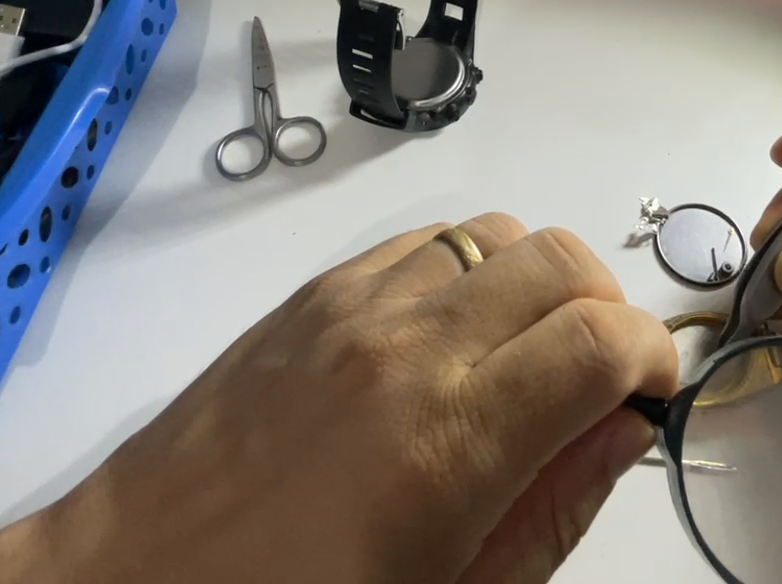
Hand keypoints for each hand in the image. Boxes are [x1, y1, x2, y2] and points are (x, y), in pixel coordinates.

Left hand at [0, 215, 677, 583]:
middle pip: (558, 259)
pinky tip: (450, 325)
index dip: (650, 355)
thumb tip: (624, 422)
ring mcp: (357, 302)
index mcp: (453, 440)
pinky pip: (423, 241)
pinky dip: (466, 267)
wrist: (131, 582)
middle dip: (605, 303)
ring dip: (535, 279)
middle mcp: (411, 343)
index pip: (600, 339)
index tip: (649, 389)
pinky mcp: (316, 289)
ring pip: (494, 232)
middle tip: (594, 367)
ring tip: (521, 344)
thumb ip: (556, 504)